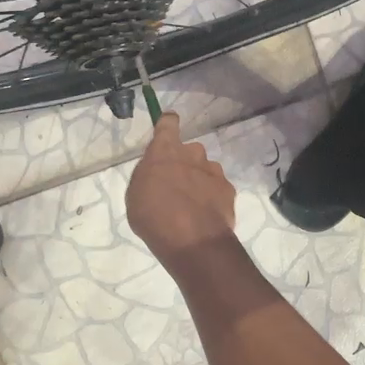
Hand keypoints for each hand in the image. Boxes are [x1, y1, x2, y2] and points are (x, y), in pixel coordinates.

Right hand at [128, 115, 237, 262]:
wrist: (192, 241)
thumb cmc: (153, 216)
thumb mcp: (135, 195)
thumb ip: (148, 176)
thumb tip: (157, 172)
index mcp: (165, 150)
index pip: (168, 123)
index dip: (168, 125)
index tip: (167, 130)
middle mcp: (192, 154)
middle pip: (189, 151)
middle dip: (184, 163)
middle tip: (175, 186)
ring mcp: (214, 171)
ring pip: (205, 170)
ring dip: (199, 181)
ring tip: (191, 206)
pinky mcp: (229, 189)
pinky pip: (218, 188)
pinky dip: (212, 197)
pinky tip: (205, 216)